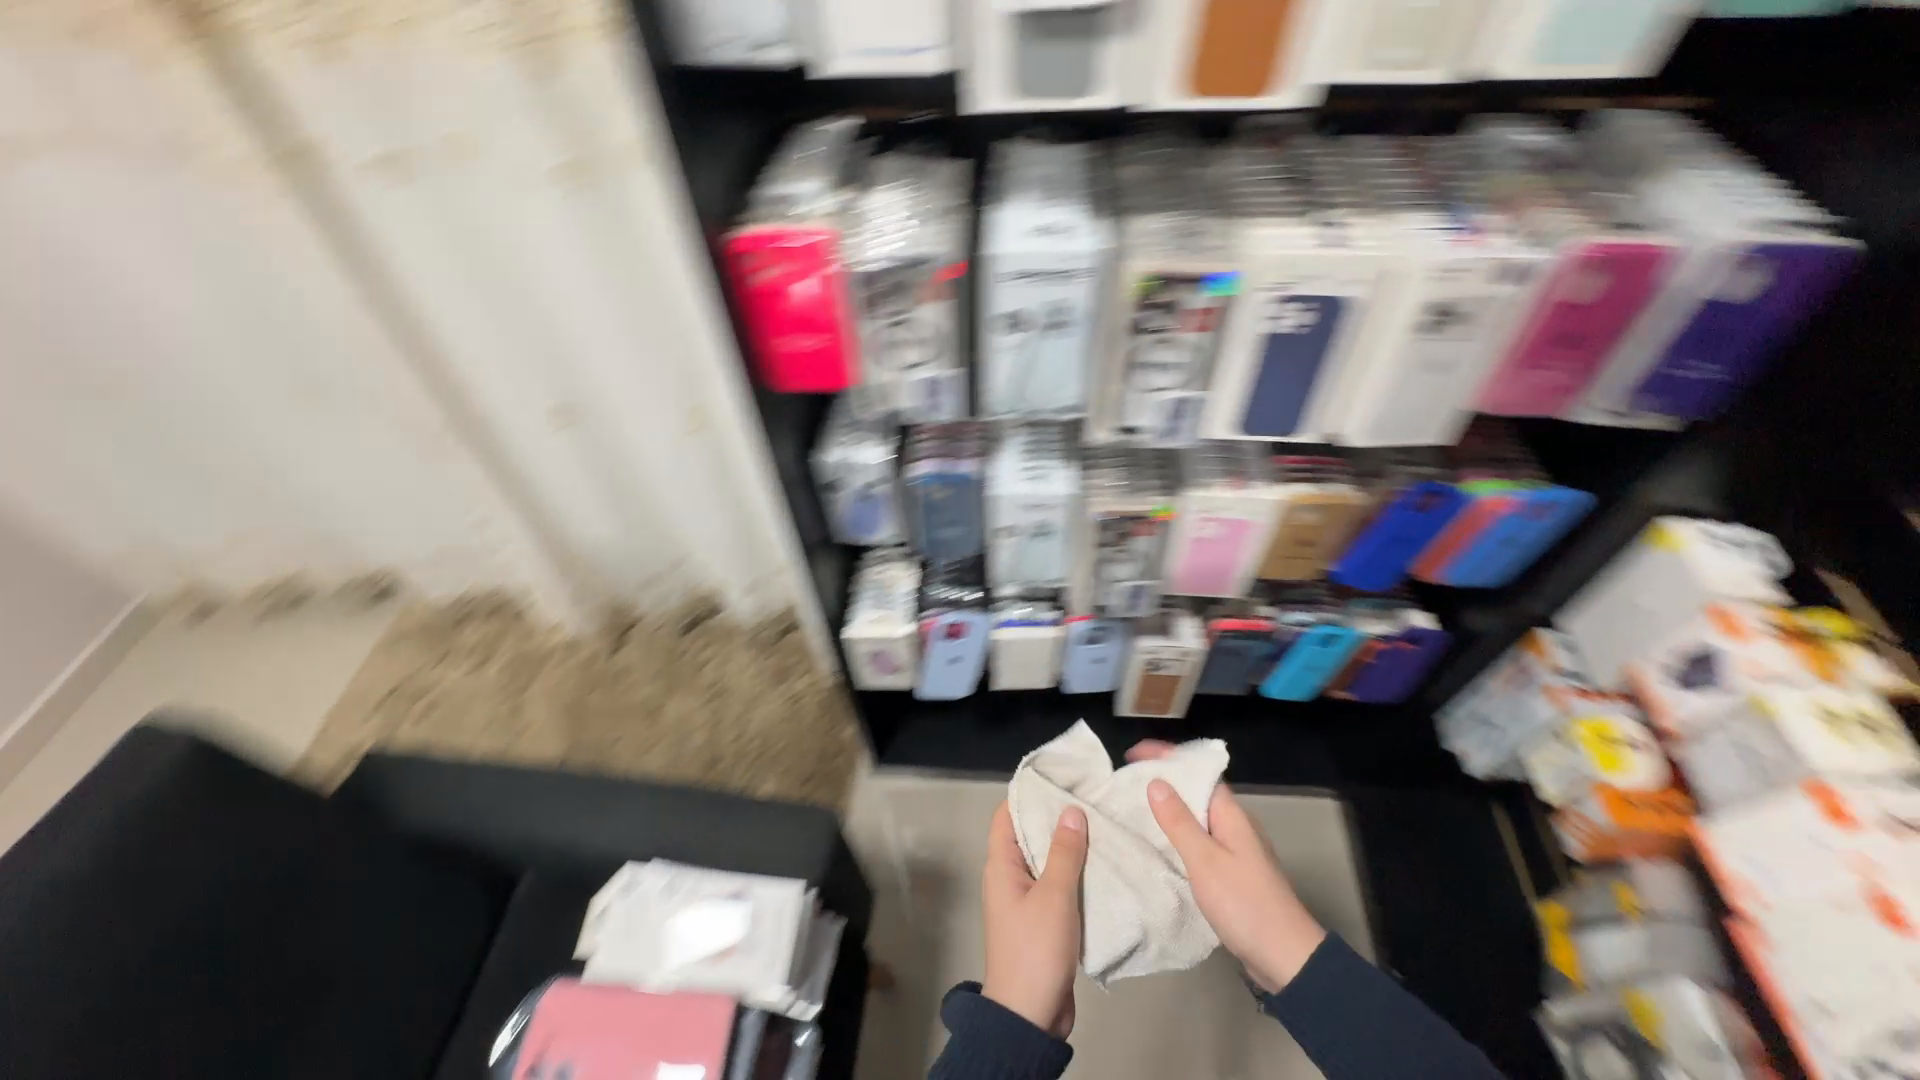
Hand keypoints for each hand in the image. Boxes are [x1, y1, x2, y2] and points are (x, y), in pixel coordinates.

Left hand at [981, 800, 1087, 1036]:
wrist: (1030, 1014)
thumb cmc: (1035, 949)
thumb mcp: (1053, 897)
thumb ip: (1063, 853)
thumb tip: (1070, 810)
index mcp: (1001, 867)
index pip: (1007, 815)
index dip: (1029, 793)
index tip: (1060, 776)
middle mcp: (1010, 877)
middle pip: (1030, 835)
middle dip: (1057, 817)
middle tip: (1092, 798)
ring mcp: (1026, 900)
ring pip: (1048, 861)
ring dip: (1071, 847)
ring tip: (1105, 825)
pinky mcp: (1044, 920)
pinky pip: (1059, 886)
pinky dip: (1077, 874)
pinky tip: (1105, 866)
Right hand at [1128, 741, 1326, 993]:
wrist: (1284, 956)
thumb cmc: (1244, 903)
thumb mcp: (1205, 860)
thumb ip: (1179, 822)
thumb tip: (1156, 782)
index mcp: (1230, 814)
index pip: (1198, 771)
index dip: (1167, 757)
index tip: (1132, 753)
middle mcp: (1234, 825)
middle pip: (1196, 790)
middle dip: (1163, 779)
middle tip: (1124, 780)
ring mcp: (1235, 849)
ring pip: (1196, 816)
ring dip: (1168, 808)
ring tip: (1132, 807)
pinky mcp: (1231, 872)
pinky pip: (1198, 840)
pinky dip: (1176, 834)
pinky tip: (1156, 845)